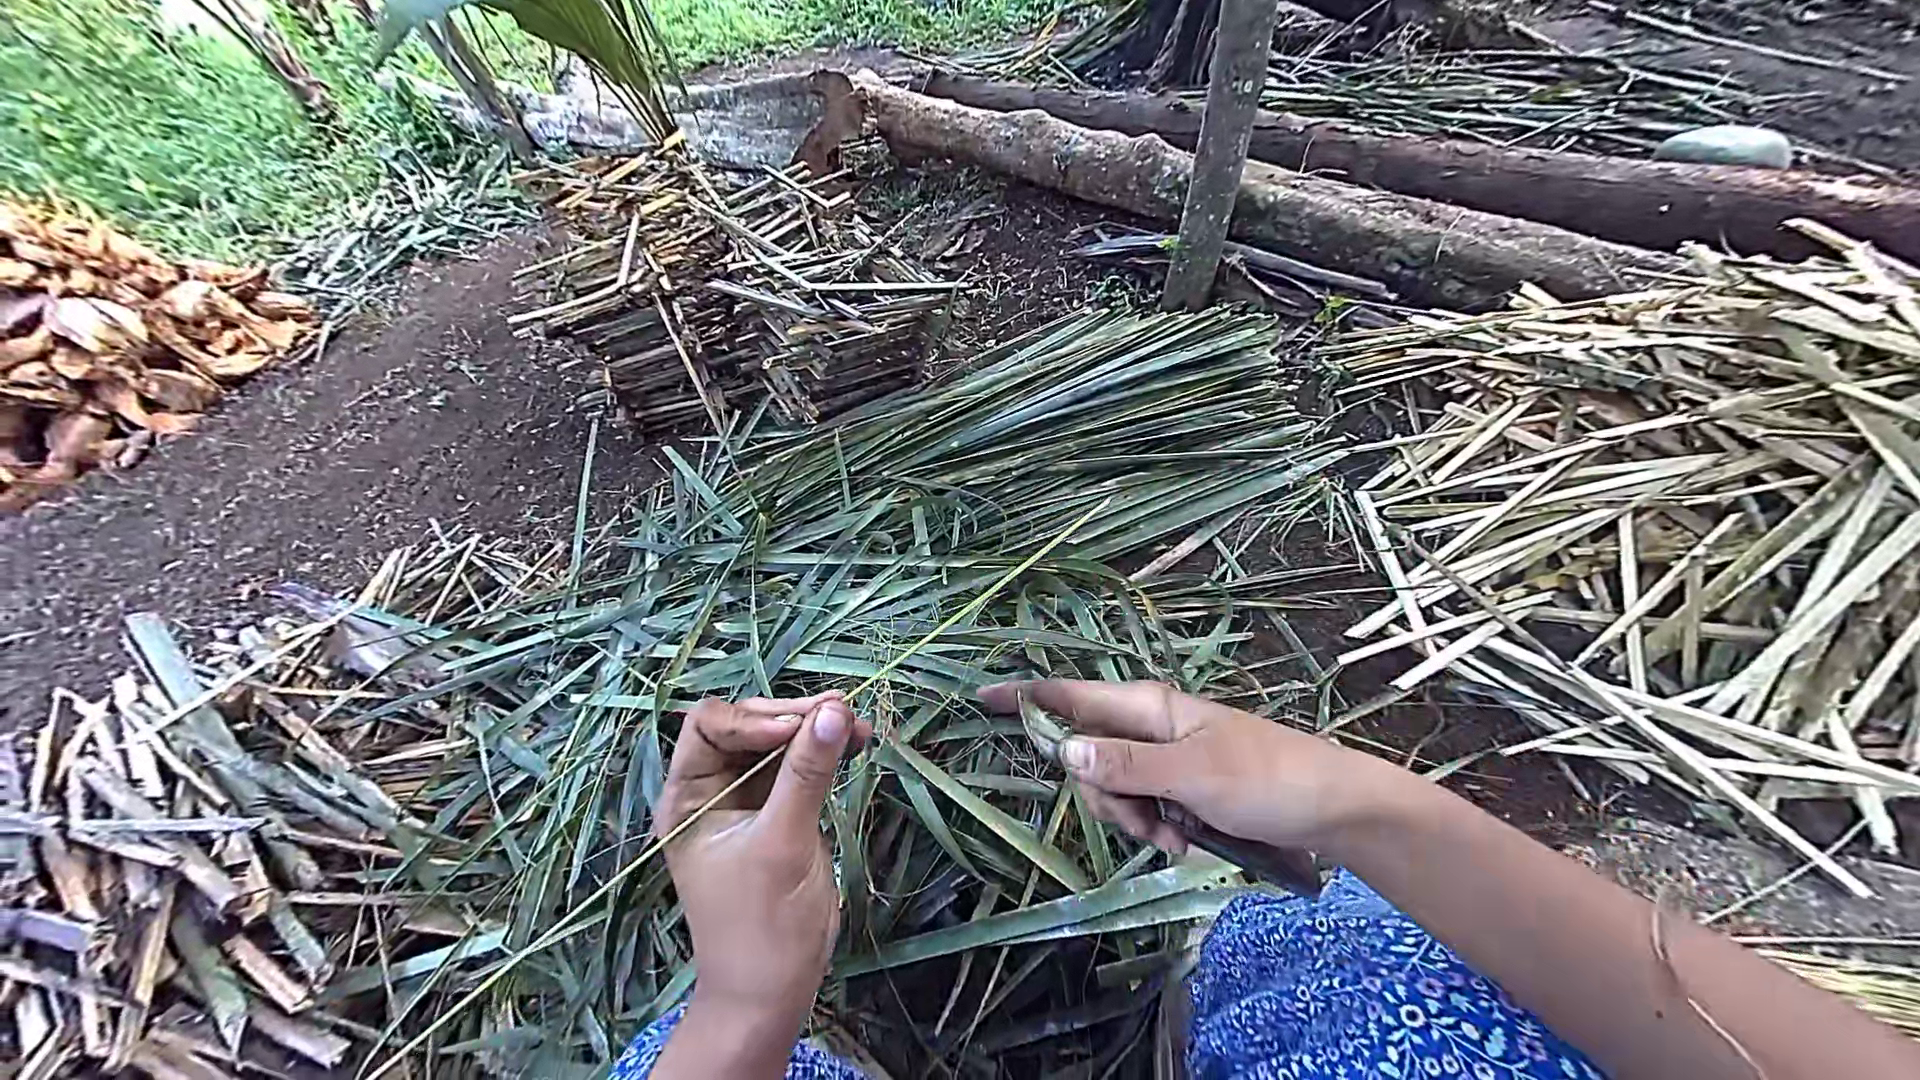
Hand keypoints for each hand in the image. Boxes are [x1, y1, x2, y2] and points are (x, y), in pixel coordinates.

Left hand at [654, 692, 870, 1037]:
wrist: (776, 989)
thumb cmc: (761, 924)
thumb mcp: (782, 843)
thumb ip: (806, 774)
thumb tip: (835, 710)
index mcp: (689, 796)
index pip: (710, 726)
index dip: (752, 719)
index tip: (798, 731)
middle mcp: (714, 787)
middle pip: (750, 724)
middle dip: (795, 717)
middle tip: (842, 714)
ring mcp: (749, 794)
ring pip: (781, 738)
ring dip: (818, 727)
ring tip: (858, 725)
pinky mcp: (781, 804)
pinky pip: (802, 760)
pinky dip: (828, 747)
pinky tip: (857, 741)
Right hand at [979, 680, 1404, 852]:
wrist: (1330, 810)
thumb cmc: (1266, 777)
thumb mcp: (1193, 774)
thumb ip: (1125, 764)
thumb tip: (1063, 748)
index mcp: (1144, 706)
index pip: (1070, 695)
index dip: (1026, 696)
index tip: (983, 697)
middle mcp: (1143, 727)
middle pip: (1084, 756)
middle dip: (1103, 794)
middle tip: (1143, 820)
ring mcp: (1157, 758)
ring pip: (1108, 788)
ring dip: (1132, 819)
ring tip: (1176, 835)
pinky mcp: (1172, 786)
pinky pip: (1137, 808)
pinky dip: (1152, 829)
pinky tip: (1185, 841)